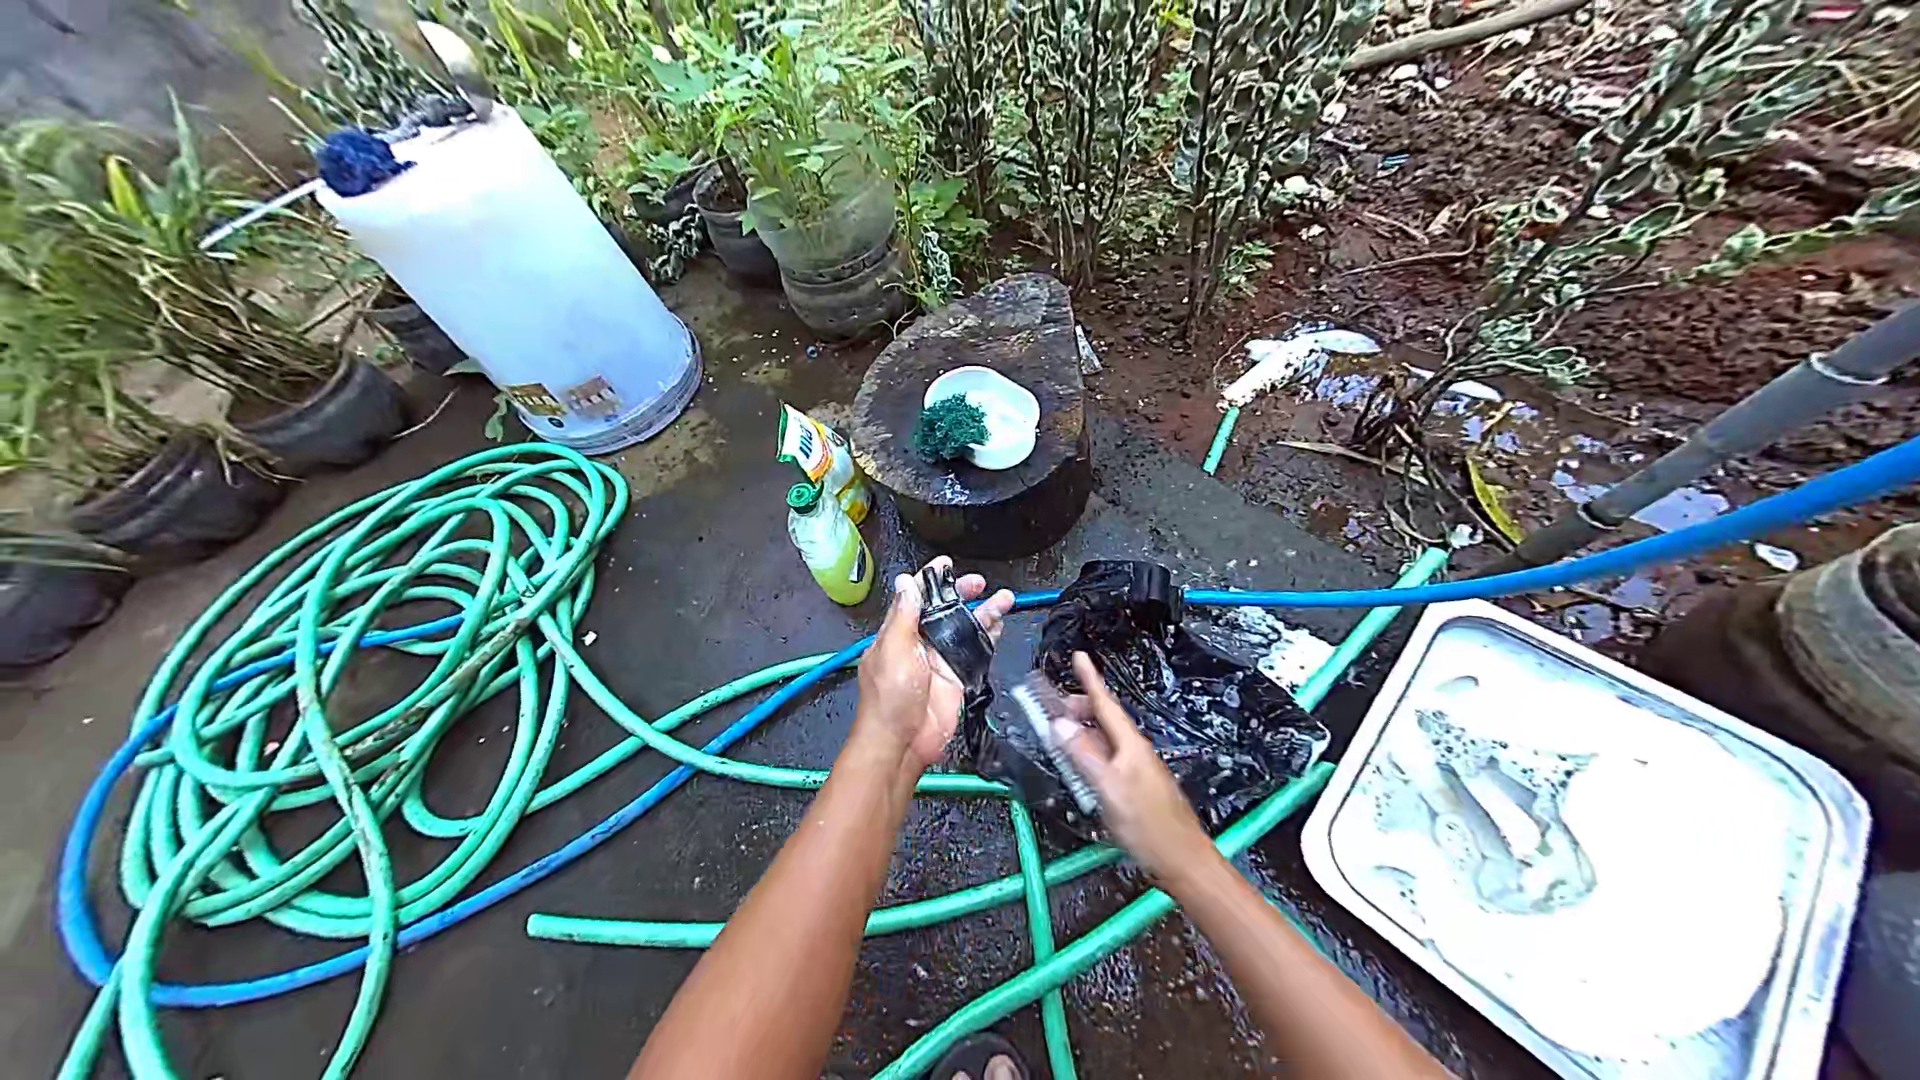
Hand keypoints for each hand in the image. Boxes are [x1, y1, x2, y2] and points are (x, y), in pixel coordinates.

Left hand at [854, 556, 1014, 773]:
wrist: (903, 743)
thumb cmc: (889, 701)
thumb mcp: (893, 650)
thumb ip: (903, 616)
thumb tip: (906, 583)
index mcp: (898, 632)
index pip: (915, 596)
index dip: (930, 578)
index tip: (945, 565)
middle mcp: (919, 642)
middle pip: (944, 609)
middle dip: (961, 592)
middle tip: (978, 582)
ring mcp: (940, 659)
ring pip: (965, 627)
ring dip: (983, 611)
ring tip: (1003, 598)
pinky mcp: (957, 676)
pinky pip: (976, 651)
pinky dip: (989, 636)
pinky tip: (1000, 624)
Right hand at [1058, 652, 1212, 883]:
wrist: (1182, 860)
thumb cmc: (1149, 826)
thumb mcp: (1108, 788)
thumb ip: (1082, 754)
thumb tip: (1060, 724)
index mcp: (1130, 744)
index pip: (1105, 703)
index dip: (1090, 679)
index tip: (1079, 656)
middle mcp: (1134, 750)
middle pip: (1103, 718)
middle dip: (1078, 706)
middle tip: (1052, 707)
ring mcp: (1135, 767)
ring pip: (1103, 738)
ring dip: (1080, 730)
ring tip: (1059, 734)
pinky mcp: (1134, 784)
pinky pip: (1106, 756)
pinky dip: (1088, 751)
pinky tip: (1079, 764)